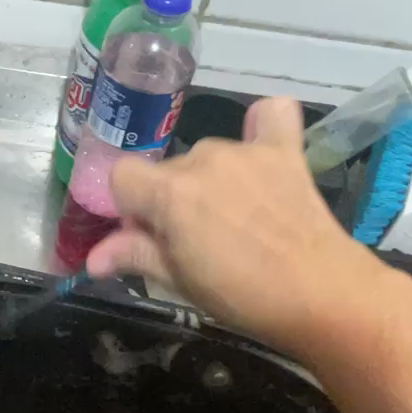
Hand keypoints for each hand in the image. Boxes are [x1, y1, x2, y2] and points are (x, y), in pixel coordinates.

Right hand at [87, 97, 399, 355]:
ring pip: (206, 156)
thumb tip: (93, 259)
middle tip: (192, 244)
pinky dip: (258, 129)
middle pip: (165, 171)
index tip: (148, 239)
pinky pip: (268, 116)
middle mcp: (203, 159)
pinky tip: (258, 157)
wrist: (318, 294)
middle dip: (167, 202)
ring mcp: (246, 152)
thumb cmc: (240, 296)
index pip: (122, 178)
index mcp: (169, 194)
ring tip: (232, 221)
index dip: (129, 211)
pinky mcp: (285, 152)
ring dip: (206, 182)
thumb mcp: (177, 281)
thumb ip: (133, 256)